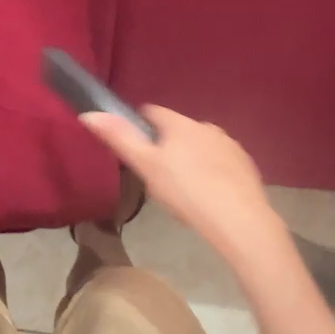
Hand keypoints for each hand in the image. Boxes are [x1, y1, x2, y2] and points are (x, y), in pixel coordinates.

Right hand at [81, 106, 285, 264]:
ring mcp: (230, 145)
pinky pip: (220, 162)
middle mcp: (206, 127)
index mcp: (180, 124)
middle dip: (165, 146)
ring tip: (182, 190)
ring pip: (200, 145)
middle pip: (177, 130)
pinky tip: (207, 196)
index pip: (152, 111)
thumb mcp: (146, 167)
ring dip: (189, 158)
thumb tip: (89, 113)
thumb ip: (119, 139)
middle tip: (155, 176)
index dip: (138, 125)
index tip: (133, 147)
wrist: (240, 221)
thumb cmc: (187, 192)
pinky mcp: (245, 166)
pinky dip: (211, 172)